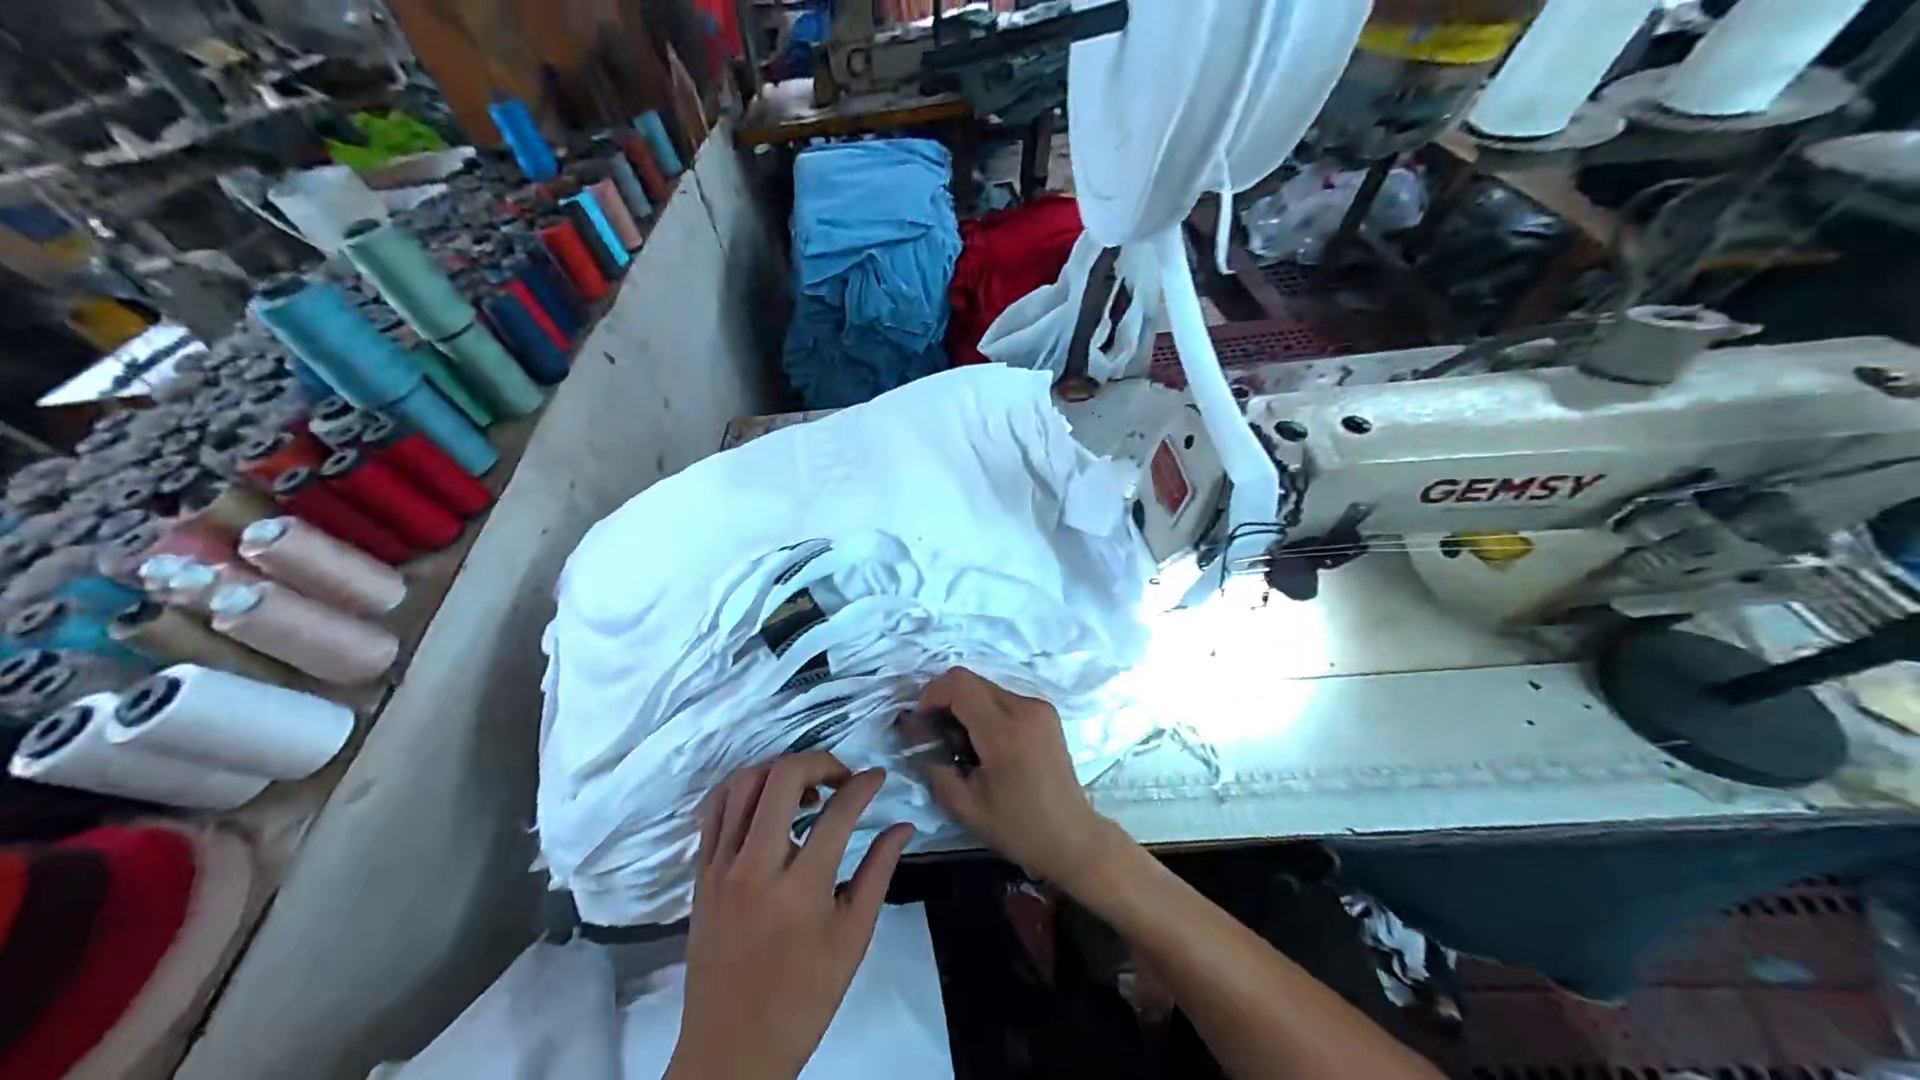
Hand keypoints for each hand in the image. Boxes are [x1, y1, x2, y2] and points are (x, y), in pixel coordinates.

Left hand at [667, 752, 914, 1079]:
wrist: (732, 1050)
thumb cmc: (803, 998)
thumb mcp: (852, 939)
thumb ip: (878, 873)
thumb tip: (903, 826)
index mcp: (801, 889)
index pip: (838, 812)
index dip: (864, 784)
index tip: (878, 777)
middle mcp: (755, 866)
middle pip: (783, 778)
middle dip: (820, 762)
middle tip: (842, 777)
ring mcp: (720, 868)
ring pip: (743, 784)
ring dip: (779, 771)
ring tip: (805, 790)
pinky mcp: (700, 874)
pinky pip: (715, 811)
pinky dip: (743, 792)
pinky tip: (766, 804)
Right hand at [916, 667, 1123, 890]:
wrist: (1072, 837)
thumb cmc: (1017, 827)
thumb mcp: (963, 804)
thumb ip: (932, 760)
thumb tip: (910, 727)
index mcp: (1006, 731)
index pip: (959, 684)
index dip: (931, 695)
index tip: (922, 723)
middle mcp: (1026, 708)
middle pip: (971, 681)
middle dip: (946, 702)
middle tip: (940, 739)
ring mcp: (1039, 707)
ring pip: (985, 688)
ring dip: (965, 707)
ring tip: (964, 747)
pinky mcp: (1045, 712)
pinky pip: (1002, 698)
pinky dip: (985, 712)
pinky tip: (986, 745)